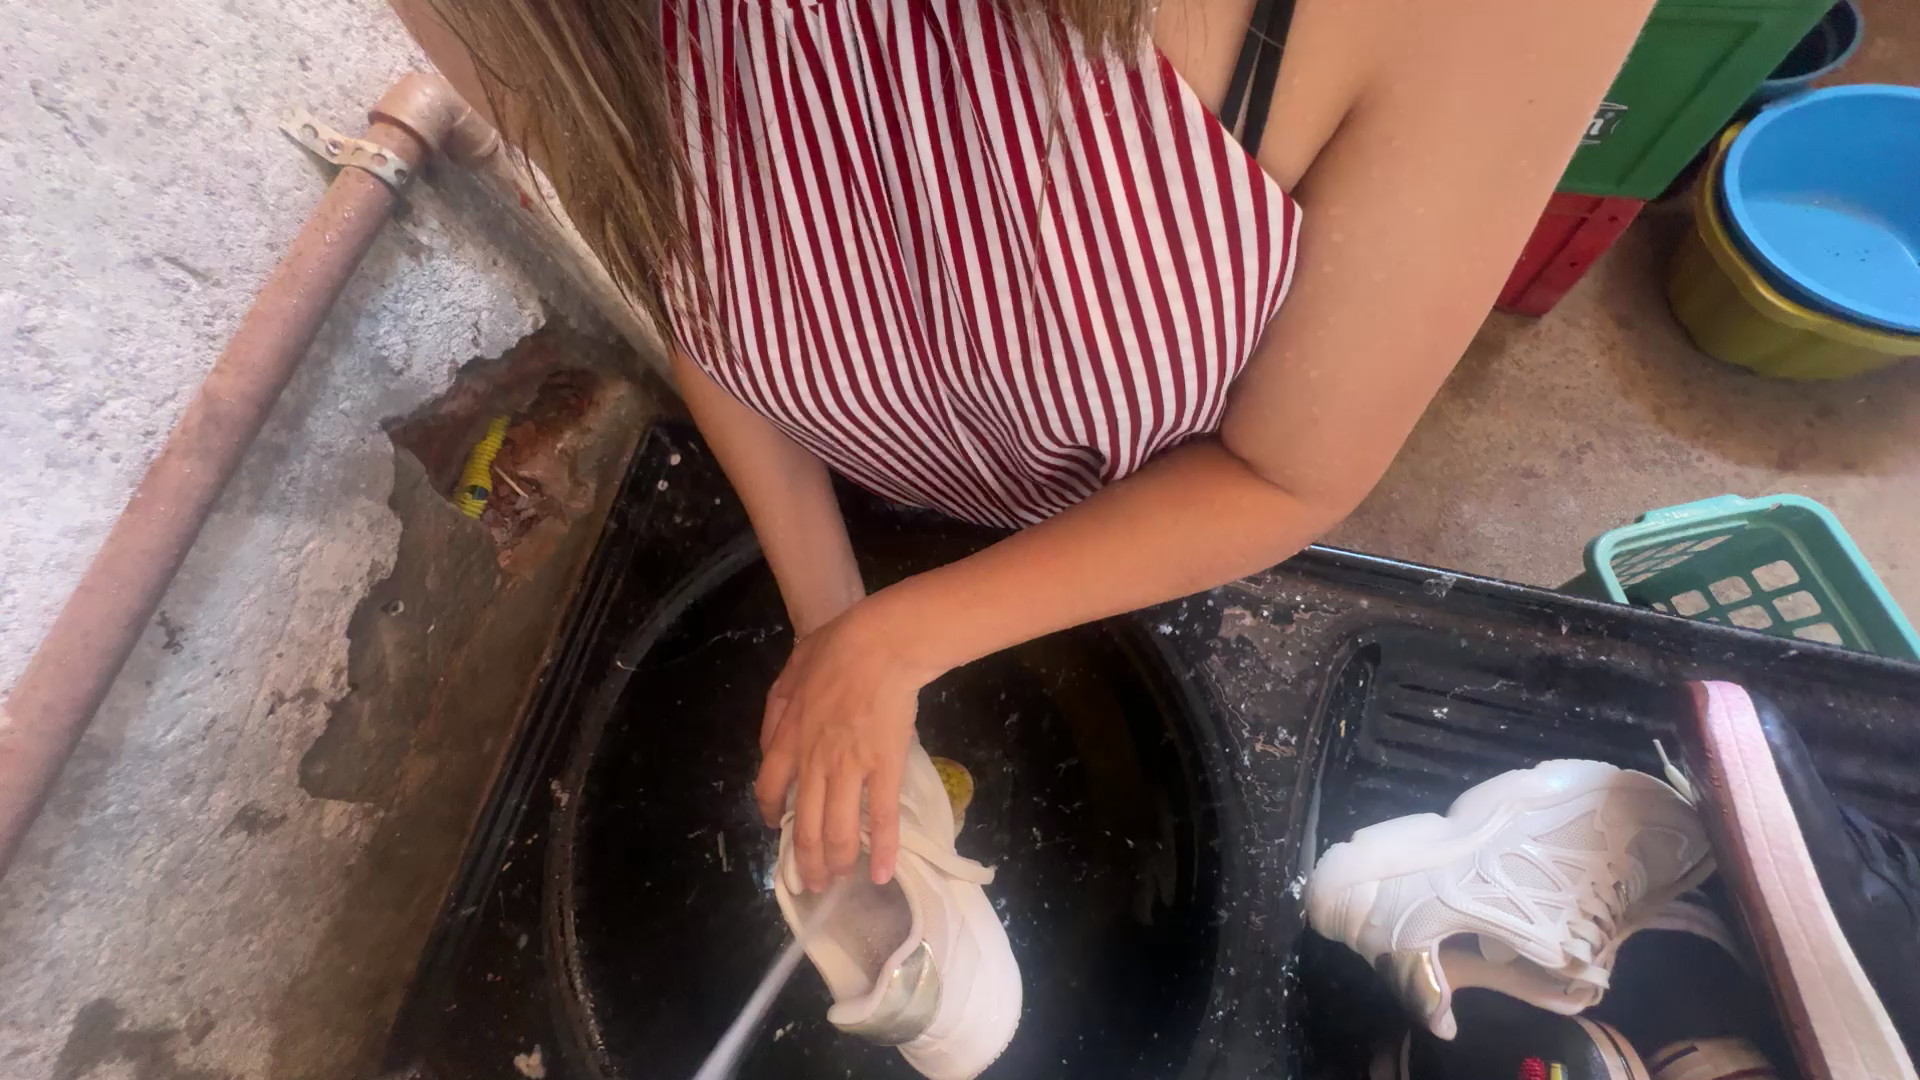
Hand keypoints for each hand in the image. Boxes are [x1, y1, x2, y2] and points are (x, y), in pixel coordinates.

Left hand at [755, 598, 934, 890]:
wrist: (883, 643)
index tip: (778, 828)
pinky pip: (881, 817)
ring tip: (838, 882)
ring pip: (838, 831)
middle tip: (810, 883)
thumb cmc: (840, 646)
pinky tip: (882, 874)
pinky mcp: (885, 768)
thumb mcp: (792, 668)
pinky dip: (883, 850)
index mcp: (789, 736)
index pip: (770, 789)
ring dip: (836, 864)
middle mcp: (814, 762)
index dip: (772, 814)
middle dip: (804, 862)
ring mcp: (850, 768)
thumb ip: (777, 706)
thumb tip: (769, 737)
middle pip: (804, 825)